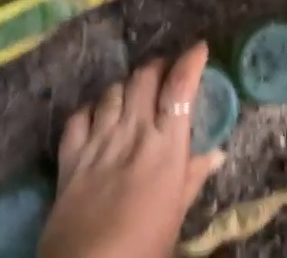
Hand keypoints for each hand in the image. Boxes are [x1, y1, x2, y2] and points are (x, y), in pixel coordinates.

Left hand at [39, 43, 223, 257]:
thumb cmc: (143, 246)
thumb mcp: (177, 214)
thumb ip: (193, 177)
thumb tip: (217, 154)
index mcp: (166, 146)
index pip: (179, 88)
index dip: (191, 61)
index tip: (199, 49)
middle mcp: (133, 134)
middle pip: (144, 79)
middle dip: (158, 67)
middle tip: (166, 72)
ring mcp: (98, 144)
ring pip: (112, 92)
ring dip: (126, 87)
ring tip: (133, 94)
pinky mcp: (69, 160)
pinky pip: (78, 119)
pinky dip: (90, 111)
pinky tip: (97, 116)